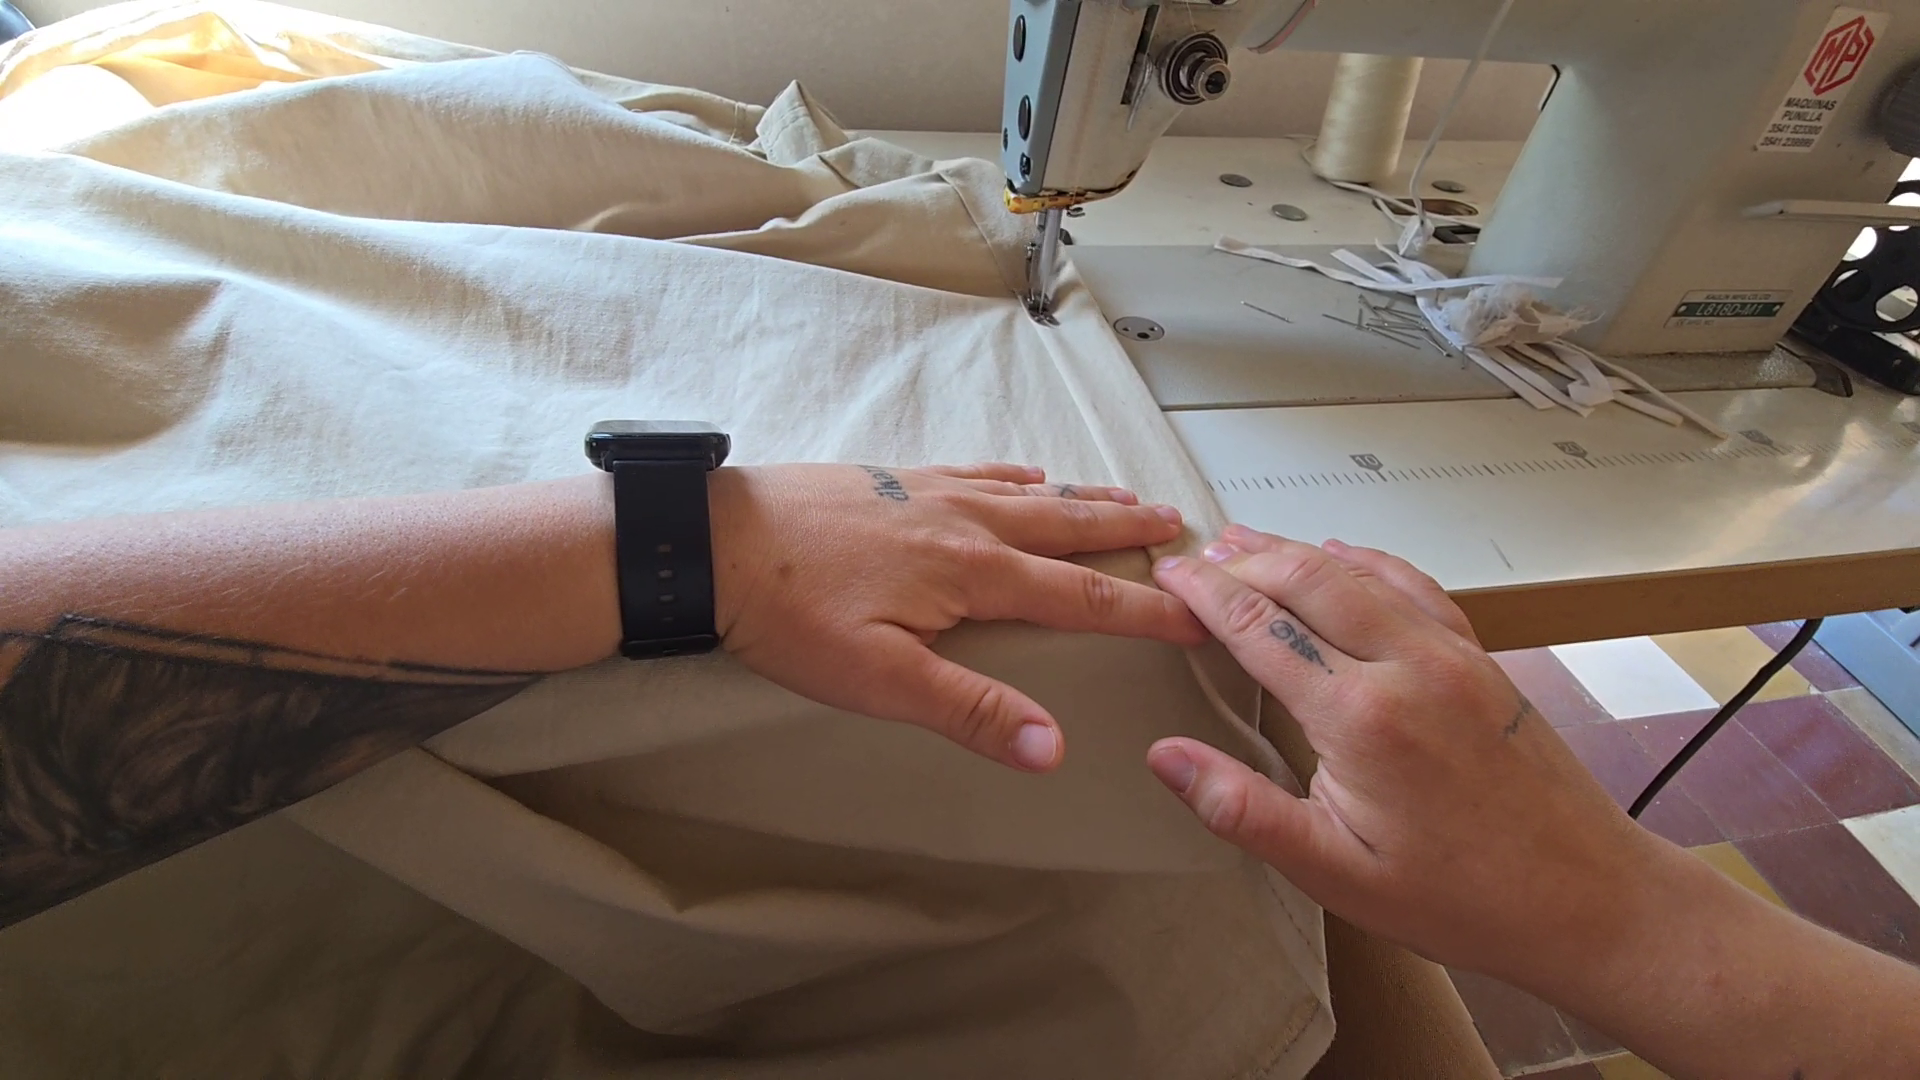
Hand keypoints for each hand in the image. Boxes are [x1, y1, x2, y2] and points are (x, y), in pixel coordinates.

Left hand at [708, 462, 1206, 771]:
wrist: (722, 542)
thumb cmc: (795, 615)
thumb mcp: (881, 680)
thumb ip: (970, 711)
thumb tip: (1050, 749)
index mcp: (974, 574)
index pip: (1081, 595)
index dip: (1143, 608)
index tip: (1195, 613)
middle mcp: (966, 522)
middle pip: (1068, 528)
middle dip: (1128, 532)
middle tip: (1178, 526)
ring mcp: (933, 492)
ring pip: (1031, 494)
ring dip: (1085, 500)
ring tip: (1126, 498)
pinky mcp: (899, 479)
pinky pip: (978, 470)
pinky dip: (1017, 474)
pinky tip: (1029, 473)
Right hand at [1144, 526, 1660, 985]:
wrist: (1595, 906)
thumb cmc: (1459, 896)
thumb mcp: (1334, 872)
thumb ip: (1242, 809)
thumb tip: (1165, 757)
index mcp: (1361, 716)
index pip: (1258, 625)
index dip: (1202, 592)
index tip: (1168, 574)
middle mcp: (1406, 665)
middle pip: (1303, 579)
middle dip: (1240, 560)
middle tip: (1194, 557)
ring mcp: (1450, 652)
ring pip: (1353, 572)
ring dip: (1290, 550)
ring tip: (1242, 541)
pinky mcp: (1477, 655)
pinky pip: (1411, 583)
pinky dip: (1363, 559)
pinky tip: (1338, 550)